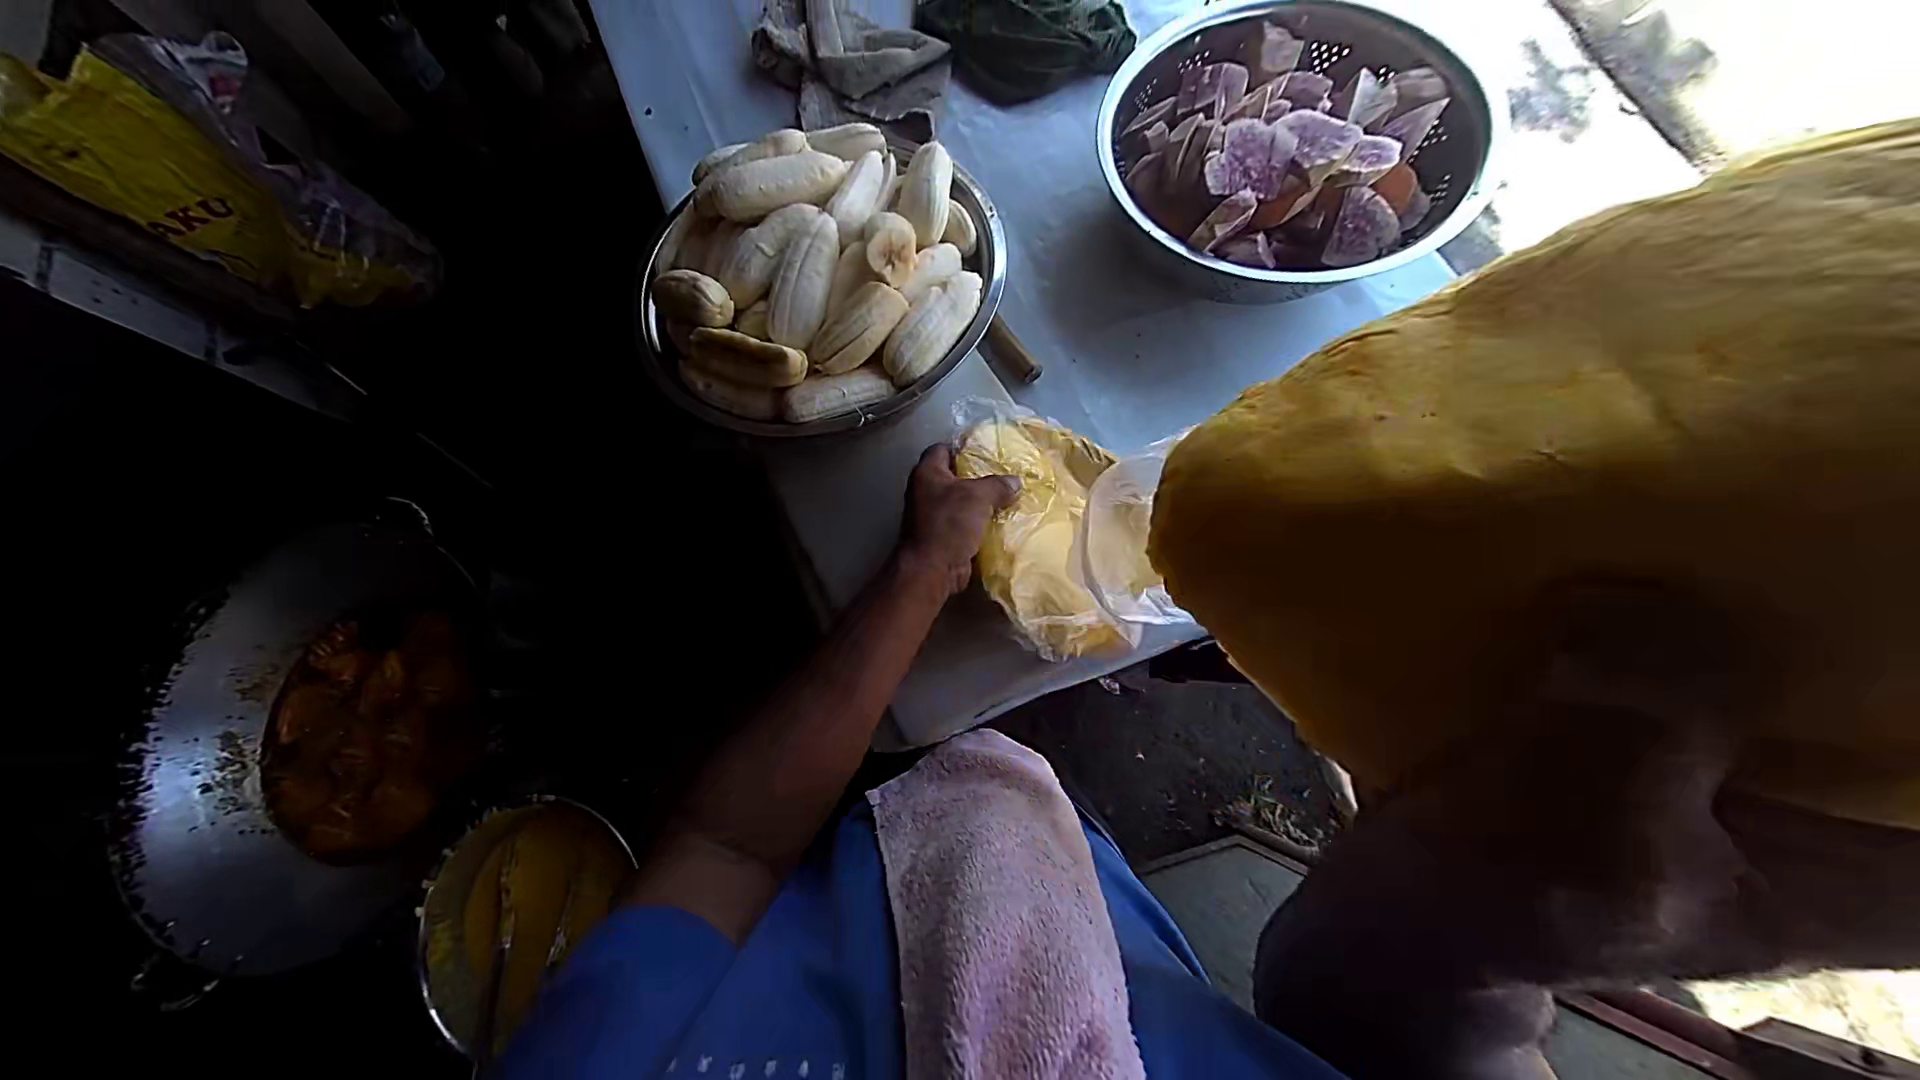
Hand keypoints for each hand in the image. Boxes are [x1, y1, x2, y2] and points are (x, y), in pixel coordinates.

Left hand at [898, 443, 1019, 598]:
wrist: (932, 568)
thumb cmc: (949, 523)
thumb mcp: (978, 496)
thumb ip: (997, 485)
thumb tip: (1015, 482)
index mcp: (927, 473)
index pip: (942, 449)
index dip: (962, 448)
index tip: (986, 452)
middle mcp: (924, 491)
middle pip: (953, 476)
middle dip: (977, 477)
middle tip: (1002, 476)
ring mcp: (931, 515)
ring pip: (960, 502)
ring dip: (980, 503)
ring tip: (1006, 498)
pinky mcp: (941, 535)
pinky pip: (963, 523)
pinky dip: (978, 522)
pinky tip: (999, 522)